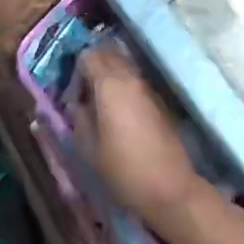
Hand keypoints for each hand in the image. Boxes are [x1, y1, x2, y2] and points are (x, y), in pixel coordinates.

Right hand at [73, 44, 206, 225]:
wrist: (171, 190)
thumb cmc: (123, 169)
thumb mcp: (88, 148)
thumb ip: (79, 118)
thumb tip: (78, 104)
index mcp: (109, 83)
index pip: (88, 55)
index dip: (76, 70)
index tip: (73, 93)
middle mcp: (129, 77)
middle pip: (107, 54)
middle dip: (93, 66)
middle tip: (84, 93)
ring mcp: (147, 88)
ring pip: (123, 66)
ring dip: (110, 76)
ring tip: (101, 103)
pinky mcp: (159, 101)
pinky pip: (135, 82)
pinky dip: (124, 87)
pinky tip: (120, 113)